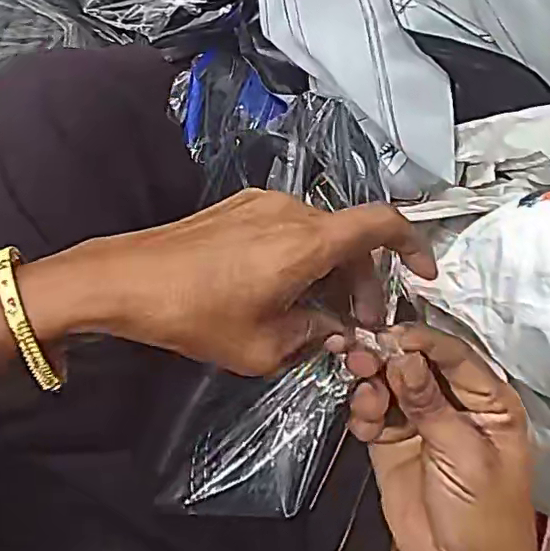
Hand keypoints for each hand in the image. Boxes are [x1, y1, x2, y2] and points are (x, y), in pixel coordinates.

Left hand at [35, 189, 435, 376]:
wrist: (126, 279)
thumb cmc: (192, 314)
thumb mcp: (262, 346)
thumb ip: (313, 336)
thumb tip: (334, 331)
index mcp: (305, 240)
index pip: (382, 223)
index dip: (414, 245)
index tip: (423, 275)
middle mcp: (289, 210)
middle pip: (350, 237)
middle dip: (363, 280)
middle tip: (355, 324)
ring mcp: (260, 204)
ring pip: (319, 233)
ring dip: (331, 271)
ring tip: (318, 314)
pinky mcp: (237, 207)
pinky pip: (288, 227)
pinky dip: (302, 256)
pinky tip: (285, 290)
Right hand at [345, 325, 534, 550]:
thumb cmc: (484, 518)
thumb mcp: (465, 455)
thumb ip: (430, 403)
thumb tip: (403, 356)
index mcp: (488, 402)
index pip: (454, 355)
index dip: (423, 341)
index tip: (393, 335)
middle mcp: (452, 402)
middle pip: (415, 362)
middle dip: (388, 356)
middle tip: (364, 355)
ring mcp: (418, 418)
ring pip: (388, 381)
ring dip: (370, 378)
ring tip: (362, 385)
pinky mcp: (389, 436)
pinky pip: (370, 408)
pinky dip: (362, 408)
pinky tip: (364, 420)